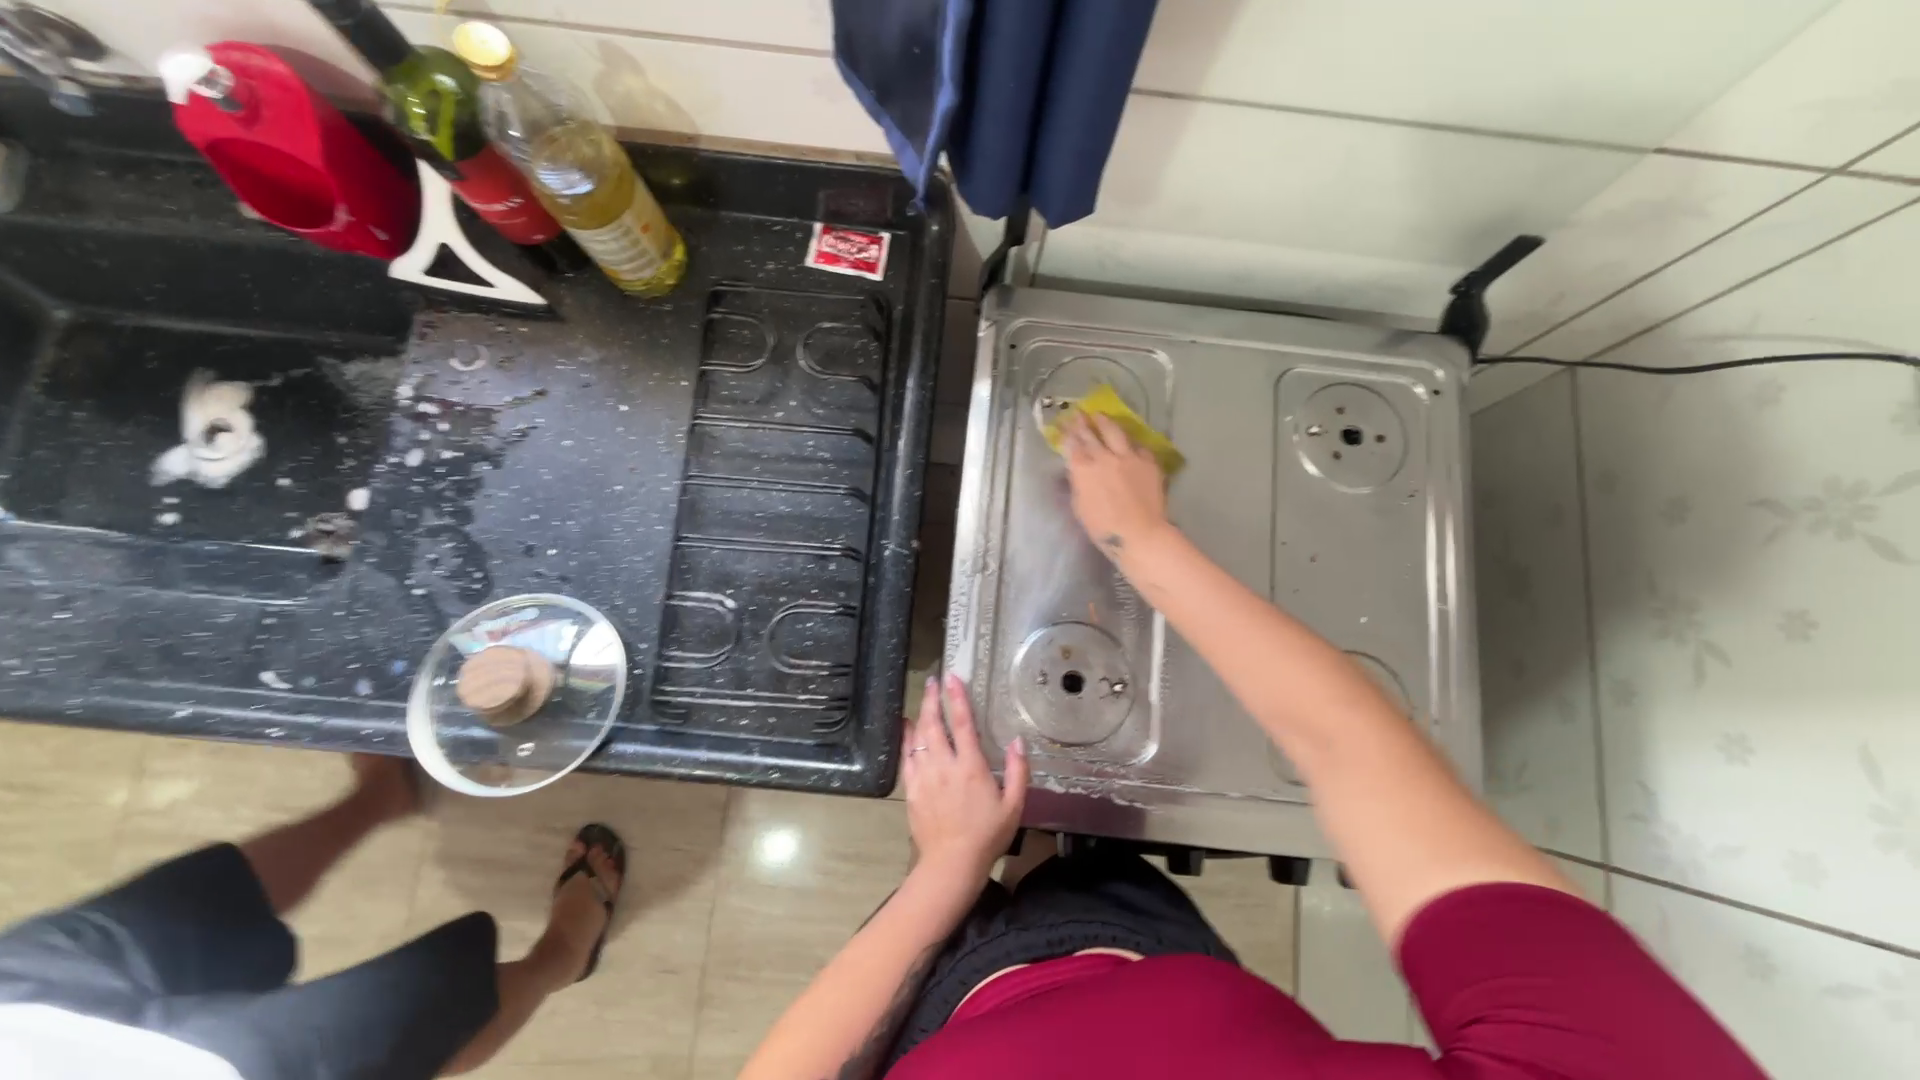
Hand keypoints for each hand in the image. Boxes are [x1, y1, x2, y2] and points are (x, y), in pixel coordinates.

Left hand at [900, 674, 1028, 883]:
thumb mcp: (1014, 805)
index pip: (963, 724)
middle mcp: (944, 765)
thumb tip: (1017, 741)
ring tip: (923, 698)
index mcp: (971, 767)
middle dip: (933, 699)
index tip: (953, 678)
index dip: (958, 698)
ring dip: (921, 715)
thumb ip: (1018, 771)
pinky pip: (907, 756)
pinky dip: (906, 738)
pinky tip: (906, 728)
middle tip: (933, 681)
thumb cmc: (988, 835)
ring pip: (919, 737)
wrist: (952, 863)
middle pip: (935, 724)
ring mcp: (924, 776)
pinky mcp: (912, 788)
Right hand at [1063, 413, 1169, 558]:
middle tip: (1079, 413)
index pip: (1073, 444)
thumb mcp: (1079, 506)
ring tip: (1101, 416)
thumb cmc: (1102, 527)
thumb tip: (1076, 472)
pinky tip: (1130, 443)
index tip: (1064, 423)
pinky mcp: (1148, 462)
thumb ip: (1078, 484)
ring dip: (1106, 422)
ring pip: (1116, 432)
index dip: (1068, 433)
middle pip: (1092, 434)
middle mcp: (1104, 457)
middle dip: (1083, 422)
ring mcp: (1128, 456)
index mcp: (1083, 469)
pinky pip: (1139, 447)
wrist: (1138, 532)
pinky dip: (1131, 444)